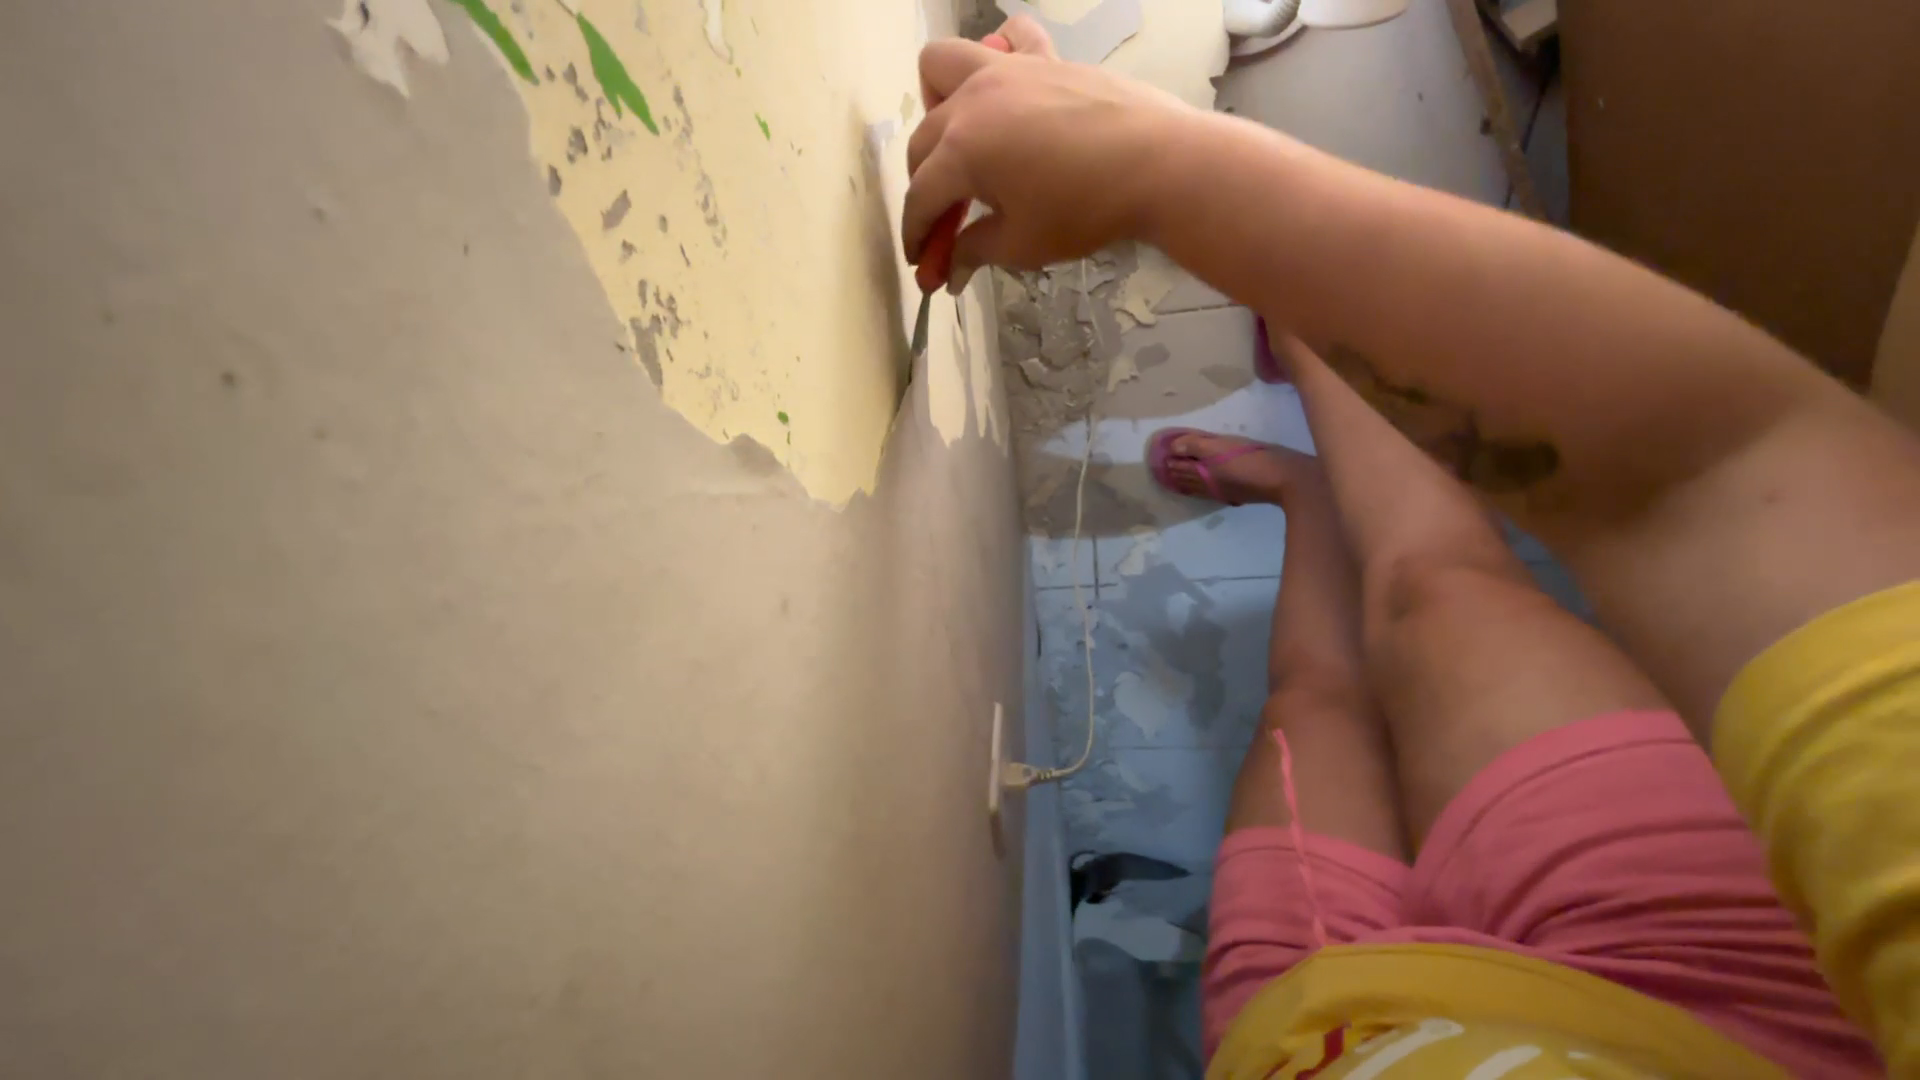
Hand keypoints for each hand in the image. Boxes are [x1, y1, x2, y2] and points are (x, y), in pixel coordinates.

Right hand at [903, 16, 1194, 291]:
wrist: (1157, 165)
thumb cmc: (1084, 211)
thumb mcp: (1021, 244)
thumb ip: (974, 251)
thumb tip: (949, 272)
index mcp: (962, 149)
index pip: (920, 197)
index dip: (916, 235)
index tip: (921, 261)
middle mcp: (973, 100)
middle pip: (923, 141)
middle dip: (924, 186)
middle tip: (947, 222)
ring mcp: (1007, 69)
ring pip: (942, 65)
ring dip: (938, 104)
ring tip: (963, 141)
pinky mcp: (1045, 57)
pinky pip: (1009, 37)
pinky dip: (999, 56)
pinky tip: (1010, 90)